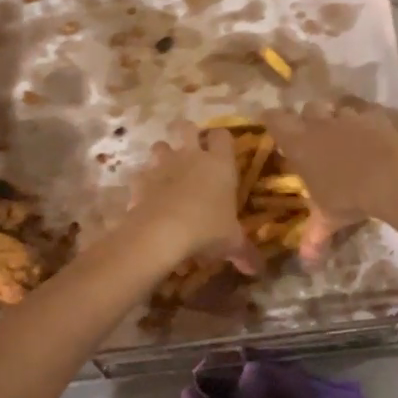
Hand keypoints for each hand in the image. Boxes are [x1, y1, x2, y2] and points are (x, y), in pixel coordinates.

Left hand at [127, 122, 260, 274]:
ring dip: (163, 155)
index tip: (222, 151)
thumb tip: (257, 270)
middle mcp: (191, 156)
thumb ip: (244, 253)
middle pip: (186, 127)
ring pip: (159, 145)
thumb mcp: (231, 243)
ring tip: (167, 173)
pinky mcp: (140, 180)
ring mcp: (162, 165)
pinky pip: (141, 175)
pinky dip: (143, 183)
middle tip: (191, 152)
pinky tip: (147, 197)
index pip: (223, 135)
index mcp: (219, 164)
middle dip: (187, 134)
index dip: (222, 140)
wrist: (162, 233)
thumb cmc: (207, 230)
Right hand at [263, 100, 397, 265]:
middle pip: (308, 108)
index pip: (275, 120)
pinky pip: (370, 113)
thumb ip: (314, 237)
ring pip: (339, 107)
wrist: (392, 177)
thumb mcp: (328, 219)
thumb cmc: (349, 197)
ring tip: (346, 135)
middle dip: (309, 118)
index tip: (270, 122)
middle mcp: (322, 123)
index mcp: (300, 143)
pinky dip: (370, 121)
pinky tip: (375, 134)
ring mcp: (351, 116)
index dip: (271, 119)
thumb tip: (307, 264)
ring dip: (339, 118)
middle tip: (313, 134)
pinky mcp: (378, 116)